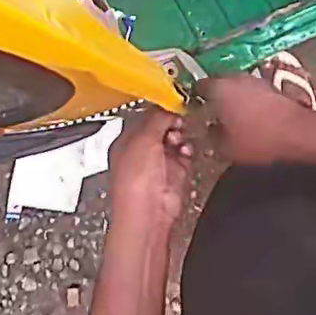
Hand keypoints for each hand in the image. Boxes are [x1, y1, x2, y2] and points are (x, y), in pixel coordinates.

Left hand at [107, 108, 191, 229]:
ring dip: (180, 135)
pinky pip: (186, 153)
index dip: (159, 109)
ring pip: (175, 138)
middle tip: (179, 118)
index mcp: (127, 141)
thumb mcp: (144, 140)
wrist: (149, 213)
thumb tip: (168, 108)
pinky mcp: (175, 173)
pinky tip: (186, 149)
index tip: (173, 101)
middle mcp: (143, 151)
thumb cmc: (135, 182)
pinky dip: (188, 149)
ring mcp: (159, 162)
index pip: (145, 118)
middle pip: (162, 127)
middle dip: (172, 122)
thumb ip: (157, 120)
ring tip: (180, 137)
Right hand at [199, 77, 314, 164]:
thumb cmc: (258, 140)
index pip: (199, 86)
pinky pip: (252, 91)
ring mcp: (255, 80)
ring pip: (236, 86)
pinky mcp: (271, 86)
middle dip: (214, 97)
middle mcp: (236, 78)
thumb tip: (208, 130)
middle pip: (218, 83)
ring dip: (232, 97)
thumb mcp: (226, 147)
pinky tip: (250, 117)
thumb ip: (211, 136)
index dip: (194, 97)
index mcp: (219, 88)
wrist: (298, 134)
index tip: (194, 108)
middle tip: (211, 114)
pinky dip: (248, 100)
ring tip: (231, 117)